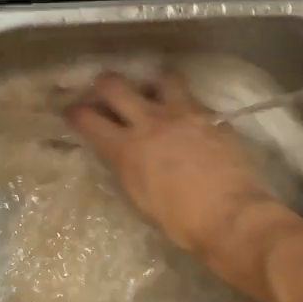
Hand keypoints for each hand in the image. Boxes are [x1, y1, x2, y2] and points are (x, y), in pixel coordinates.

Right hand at [65, 70, 289, 260]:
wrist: (231, 216)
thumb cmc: (181, 222)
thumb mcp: (140, 198)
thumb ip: (128, 169)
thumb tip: (124, 157)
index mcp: (126, 149)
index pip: (89, 121)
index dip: (75, 113)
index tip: (71, 110)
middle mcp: (151, 123)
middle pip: (116, 86)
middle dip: (105, 84)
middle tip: (105, 88)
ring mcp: (184, 115)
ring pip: (162, 79)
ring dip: (154, 84)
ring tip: (156, 92)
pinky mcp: (212, 118)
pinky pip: (194, 100)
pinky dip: (186, 105)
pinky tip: (190, 117)